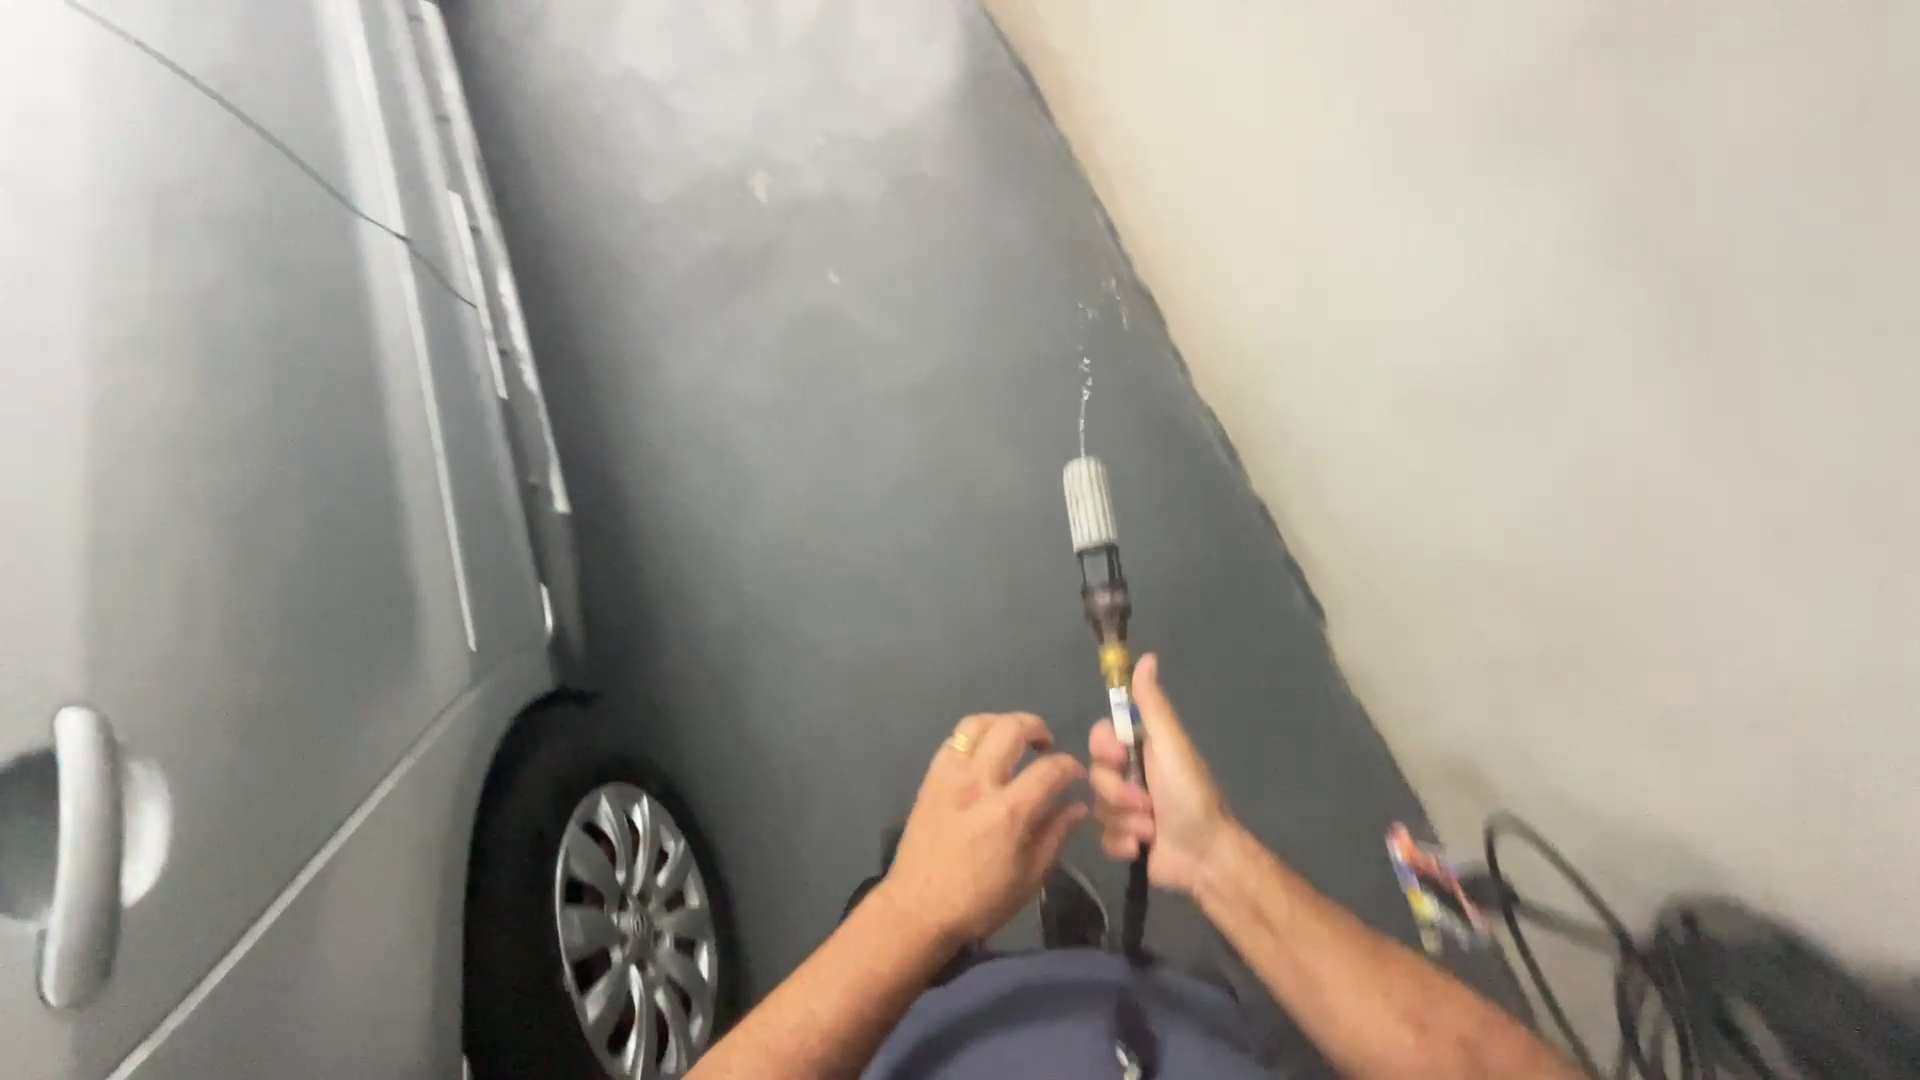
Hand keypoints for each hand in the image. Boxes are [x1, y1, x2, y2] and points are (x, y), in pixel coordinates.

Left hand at [878, 712, 1088, 948]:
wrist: (918, 909)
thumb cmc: (979, 902)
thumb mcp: (1029, 877)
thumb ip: (1056, 834)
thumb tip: (1078, 806)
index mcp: (1009, 812)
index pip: (1050, 769)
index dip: (1071, 766)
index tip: (1077, 775)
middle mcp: (979, 783)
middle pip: (1011, 728)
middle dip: (1037, 727)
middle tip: (1046, 745)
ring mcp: (950, 776)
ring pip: (977, 724)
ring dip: (1002, 723)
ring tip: (1014, 740)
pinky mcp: (931, 778)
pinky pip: (954, 740)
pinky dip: (975, 737)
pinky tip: (984, 753)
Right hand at [1089, 654, 1232, 893]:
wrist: (1205, 858)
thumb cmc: (1190, 796)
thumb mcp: (1172, 745)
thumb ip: (1153, 705)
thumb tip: (1147, 657)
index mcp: (1140, 750)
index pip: (1100, 737)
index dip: (1104, 748)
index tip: (1120, 757)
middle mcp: (1130, 776)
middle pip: (1095, 775)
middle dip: (1118, 793)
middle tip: (1146, 803)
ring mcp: (1125, 809)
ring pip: (1097, 808)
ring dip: (1126, 821)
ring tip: (1151, 829)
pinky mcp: (1123, 840)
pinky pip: (1103, 837)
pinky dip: (1123, 844)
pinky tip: (1142, 847)